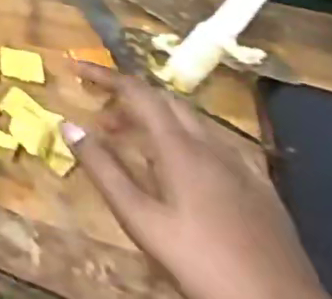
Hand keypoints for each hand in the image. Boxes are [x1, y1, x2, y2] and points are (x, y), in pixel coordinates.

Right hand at [65, 63, 326, 298]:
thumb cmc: (201, 262)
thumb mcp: (140, 219)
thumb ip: (103, 169)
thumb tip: (68, 125)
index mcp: (181, 148)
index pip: (138, 92)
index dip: (104, 75)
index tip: (75, 68)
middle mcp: (213, 147)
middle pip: (166, 102)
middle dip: (129, 100)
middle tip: (101, 121)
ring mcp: (243, 168)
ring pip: (193, 124)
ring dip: (157, 122)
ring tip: (133, 147)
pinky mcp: (262, 191)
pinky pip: (217, 147)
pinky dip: (187, 143)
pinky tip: (182, 174)